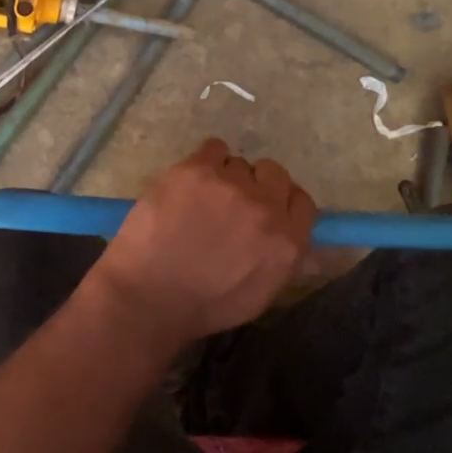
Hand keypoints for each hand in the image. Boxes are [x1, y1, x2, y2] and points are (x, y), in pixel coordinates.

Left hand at [87, 139, 316, 350]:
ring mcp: (230, 184)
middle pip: (275, 174)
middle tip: (233, 200)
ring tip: (202, 197)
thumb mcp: (261, 293)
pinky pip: (213, 147)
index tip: (265, 207)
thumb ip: (280, 256)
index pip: (301, 202)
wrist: (150, 295)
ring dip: (226, 177)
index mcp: (287, 242)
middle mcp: (265, 207)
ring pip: (239, 163)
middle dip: (258, 184)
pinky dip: (206, 160)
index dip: (283, 201)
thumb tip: (286, 232)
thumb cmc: (204, 305)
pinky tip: (190, 180)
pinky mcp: (196, 169)